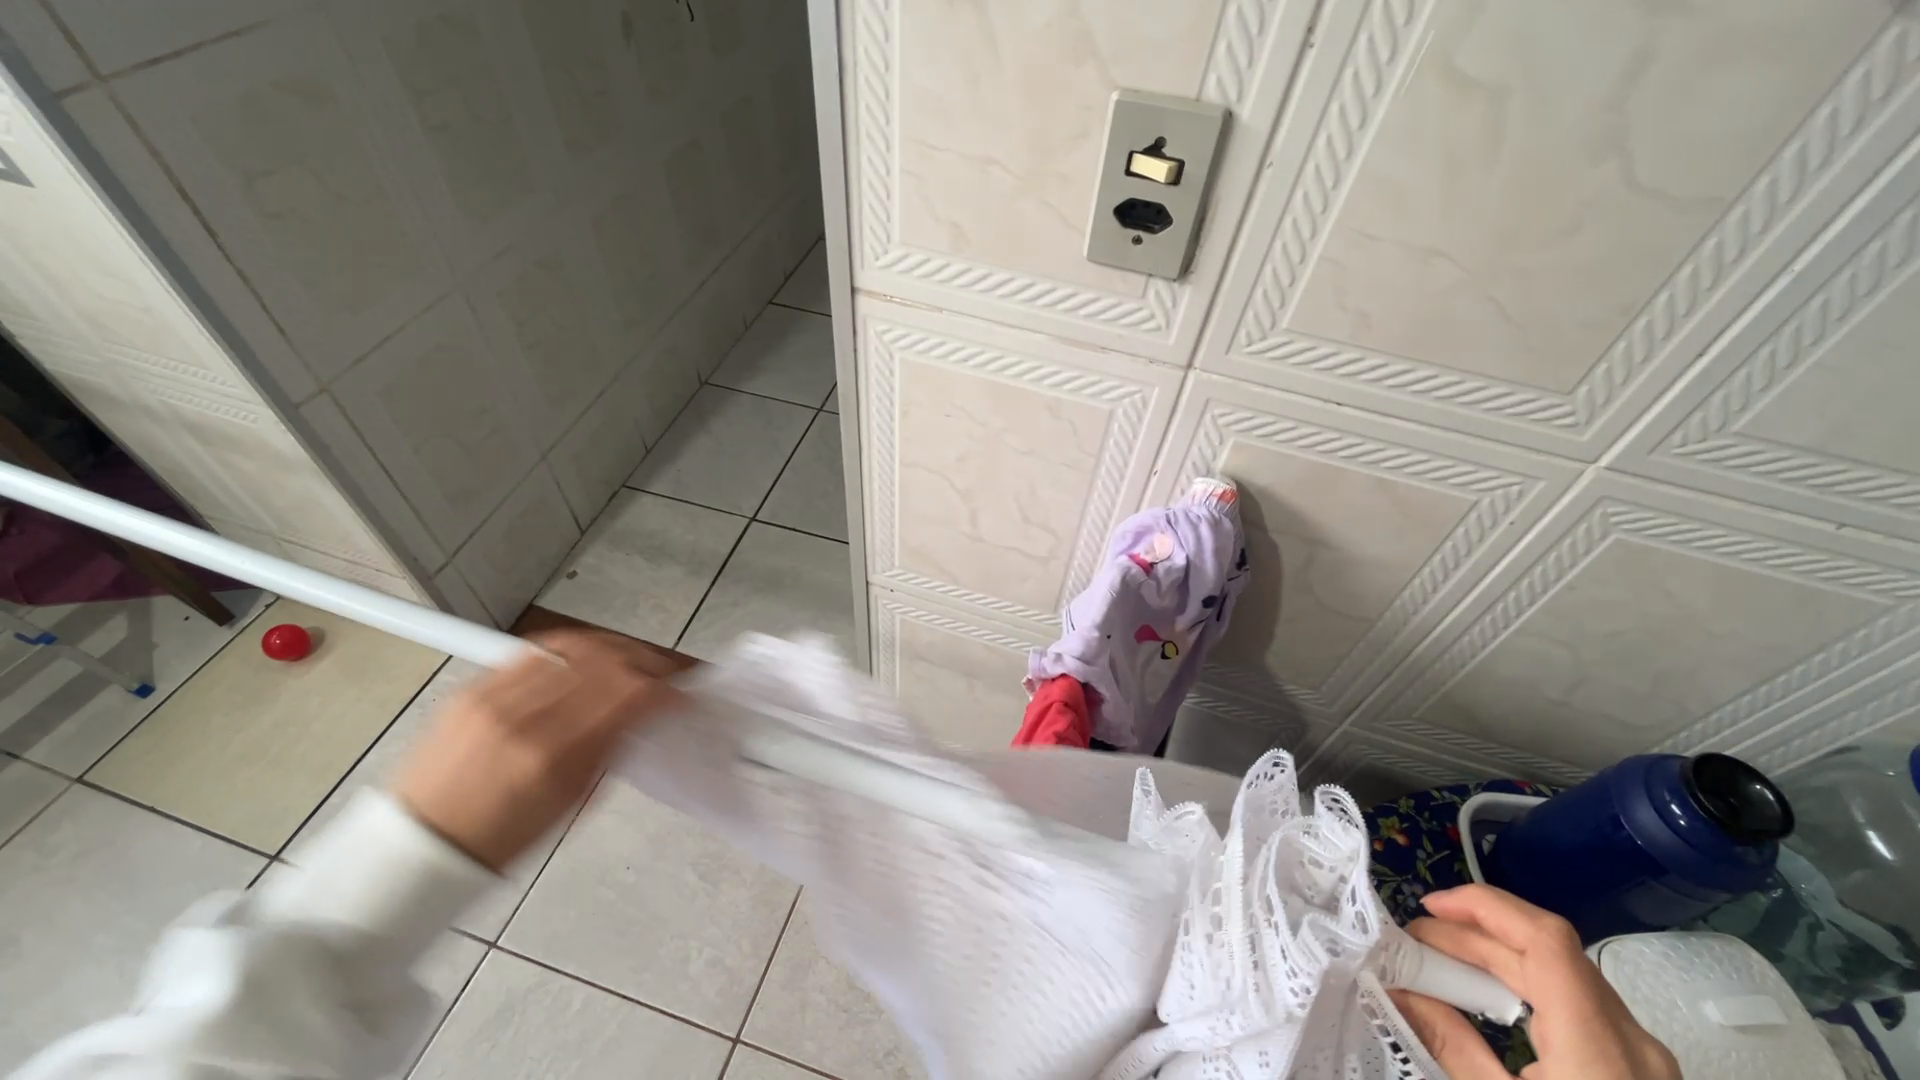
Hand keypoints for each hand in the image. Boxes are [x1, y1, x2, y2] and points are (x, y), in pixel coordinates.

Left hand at [391, 630, 680, 871]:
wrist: (419, 843)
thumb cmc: (499, 839)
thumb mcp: (570, 803)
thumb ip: (607, 750)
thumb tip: (640, 715)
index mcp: (552, 758)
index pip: (627, 696)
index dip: (664, 690)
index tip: (679, 697)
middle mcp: (522, 717)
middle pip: (605, 661)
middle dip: (645, 663)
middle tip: (661, 677)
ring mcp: (493, 696)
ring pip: (574, 645)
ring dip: (614, 649)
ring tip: (630, 661)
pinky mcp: (473, 686)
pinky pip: (537, 649)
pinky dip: (574, 648)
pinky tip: (588, 657)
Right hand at [1389, 885, 1680, 1079]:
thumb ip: (1452, 1044)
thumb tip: (1398, 988)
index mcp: (1599, 1047)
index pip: (1546, 939)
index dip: (1484, 906)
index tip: (1427, 907)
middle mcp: (1632, 1040)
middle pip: (1549, 954)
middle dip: (1474, 936)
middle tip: (1412, 941)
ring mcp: (1643, 1058)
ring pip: (1565, 978)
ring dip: (1497, 960)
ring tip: (1438, 966)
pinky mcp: (1641, 1073)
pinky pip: (1578, 1008)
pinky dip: (1526, 990)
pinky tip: (1487, 1004)